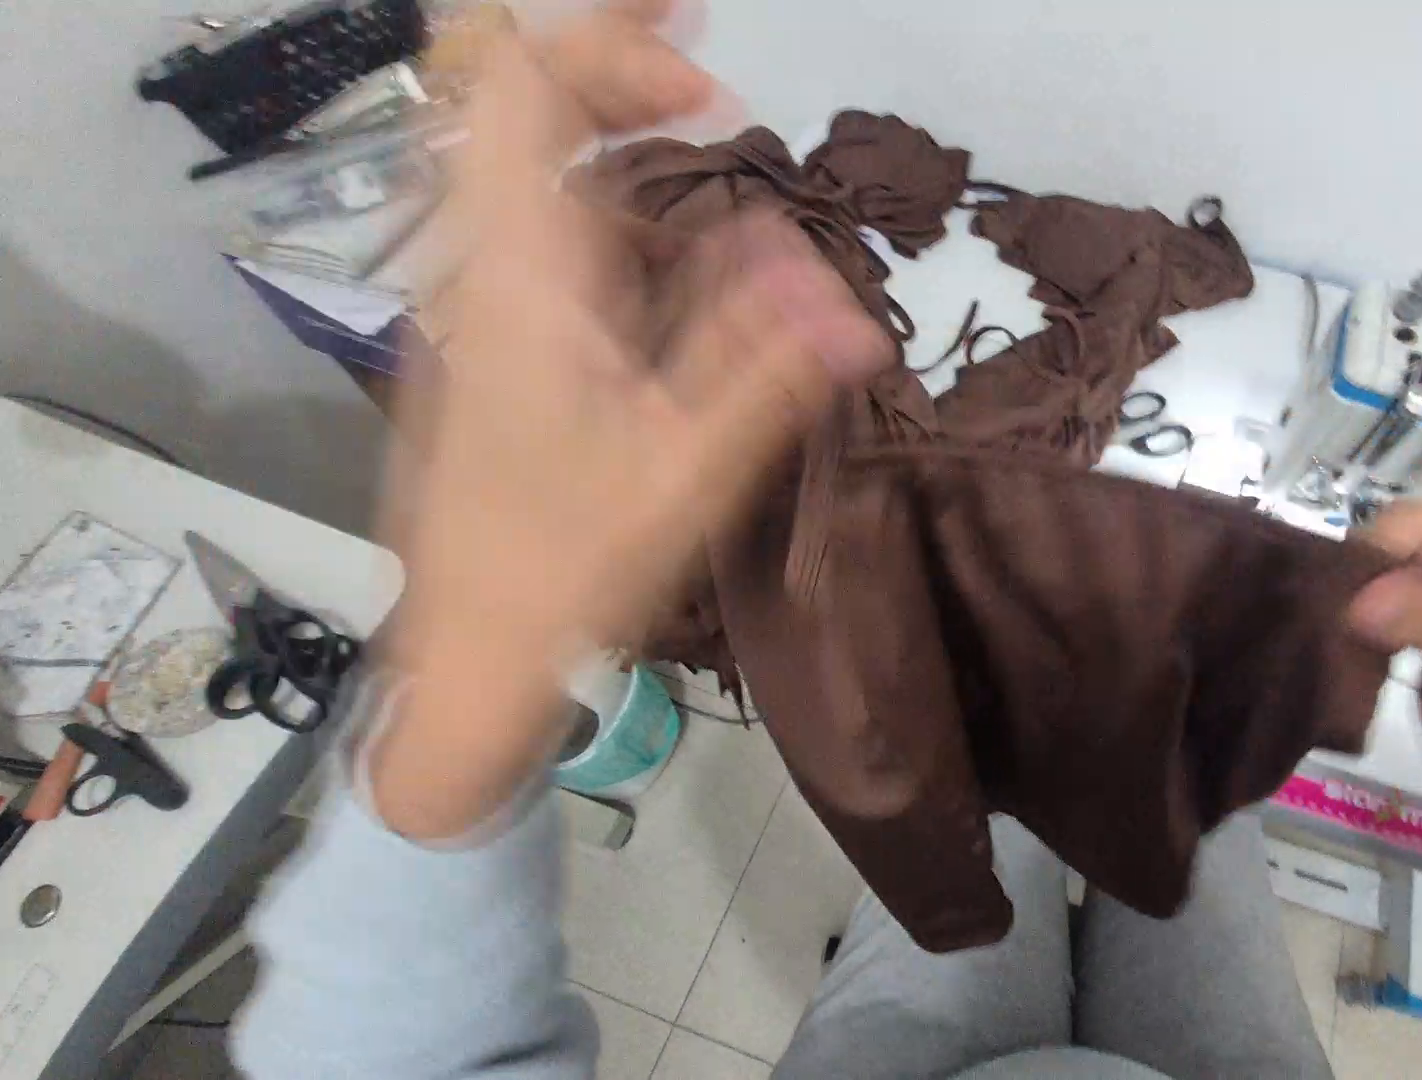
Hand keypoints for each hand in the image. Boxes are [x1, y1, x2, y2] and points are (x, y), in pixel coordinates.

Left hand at [371, 2, 888, 838]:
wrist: (474, 651)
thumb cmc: (572, 567)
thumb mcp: (687, 474)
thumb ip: (769, 378)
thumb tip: (857, 310)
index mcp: (521, 281)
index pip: (523, 90)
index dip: (619, 57)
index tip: (721, 96)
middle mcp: (488, 271)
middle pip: (509, 104)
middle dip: (609, 59)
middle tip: (704, 53)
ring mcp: (488, 307)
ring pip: (532, 174)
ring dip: (614, 134)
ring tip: (705, 130)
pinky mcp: (503, 346)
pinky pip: (553, 239)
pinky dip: (617, 209)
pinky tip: (679, 247)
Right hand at [1347, 502, 1421, 895]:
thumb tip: (1350, 596)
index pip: (1415, 522)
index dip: (1369, 554)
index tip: (1331, 602)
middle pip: (1400, 546)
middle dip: (1364, 584)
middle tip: (1328, 629)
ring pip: (1393, 580)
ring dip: (1369, 613)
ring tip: (1344, 646)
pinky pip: (1402, 609)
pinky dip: (1382, 632)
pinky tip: (1368, 657)